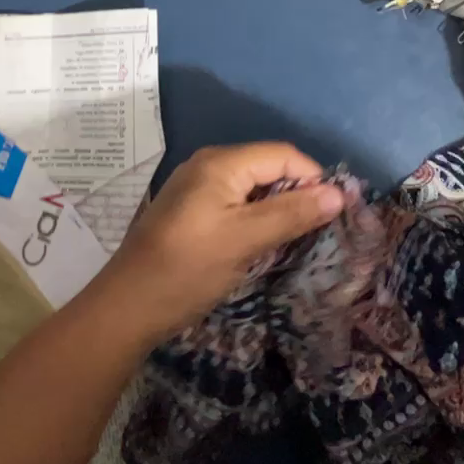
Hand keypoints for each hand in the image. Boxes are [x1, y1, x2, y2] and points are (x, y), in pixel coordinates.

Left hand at [91, 142, 344, 343]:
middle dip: (297, 193)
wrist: (125, 308)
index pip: (283, 155)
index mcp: (221, 162)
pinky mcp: (190, 209)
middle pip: (268, 166)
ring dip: (277, 207)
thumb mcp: (244, 241)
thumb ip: (291, 214)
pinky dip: (255, 216)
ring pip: (253, 186)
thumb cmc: (187, 270)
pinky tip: (262, 242)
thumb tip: (338, 194)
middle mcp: (208, 163)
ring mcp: (196, 186)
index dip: (313, 179)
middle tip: (318, 230)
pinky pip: (235, 200)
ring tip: (295, 239)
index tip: (335, 215)